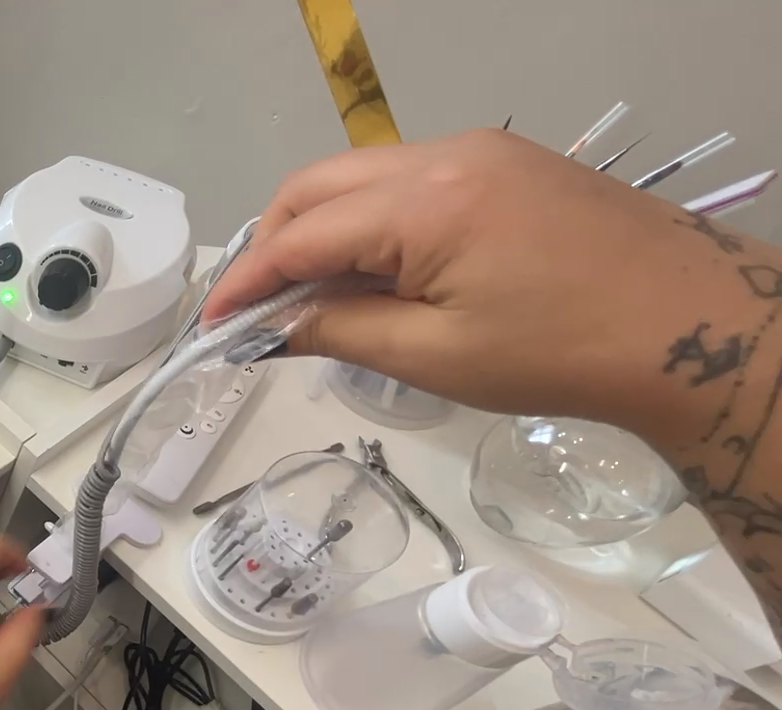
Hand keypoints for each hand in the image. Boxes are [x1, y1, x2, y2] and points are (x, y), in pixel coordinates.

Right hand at [206, 129, 771, 443]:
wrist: (701, 328)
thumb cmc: (557, 351)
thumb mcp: (426, 354)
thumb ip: (331, 330)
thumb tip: (264, 328)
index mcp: (427, 202)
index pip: (299, 237)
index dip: (244, 283)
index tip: (209, 326)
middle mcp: (446, 156)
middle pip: (314, 187)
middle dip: (267, 247)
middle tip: (254, 309)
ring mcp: (479, 153)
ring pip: (352, 179)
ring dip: (310, 233)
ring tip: (301, 296)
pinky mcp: (500, 166)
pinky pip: (396, 183)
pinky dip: (356, 225)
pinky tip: (358, 273)